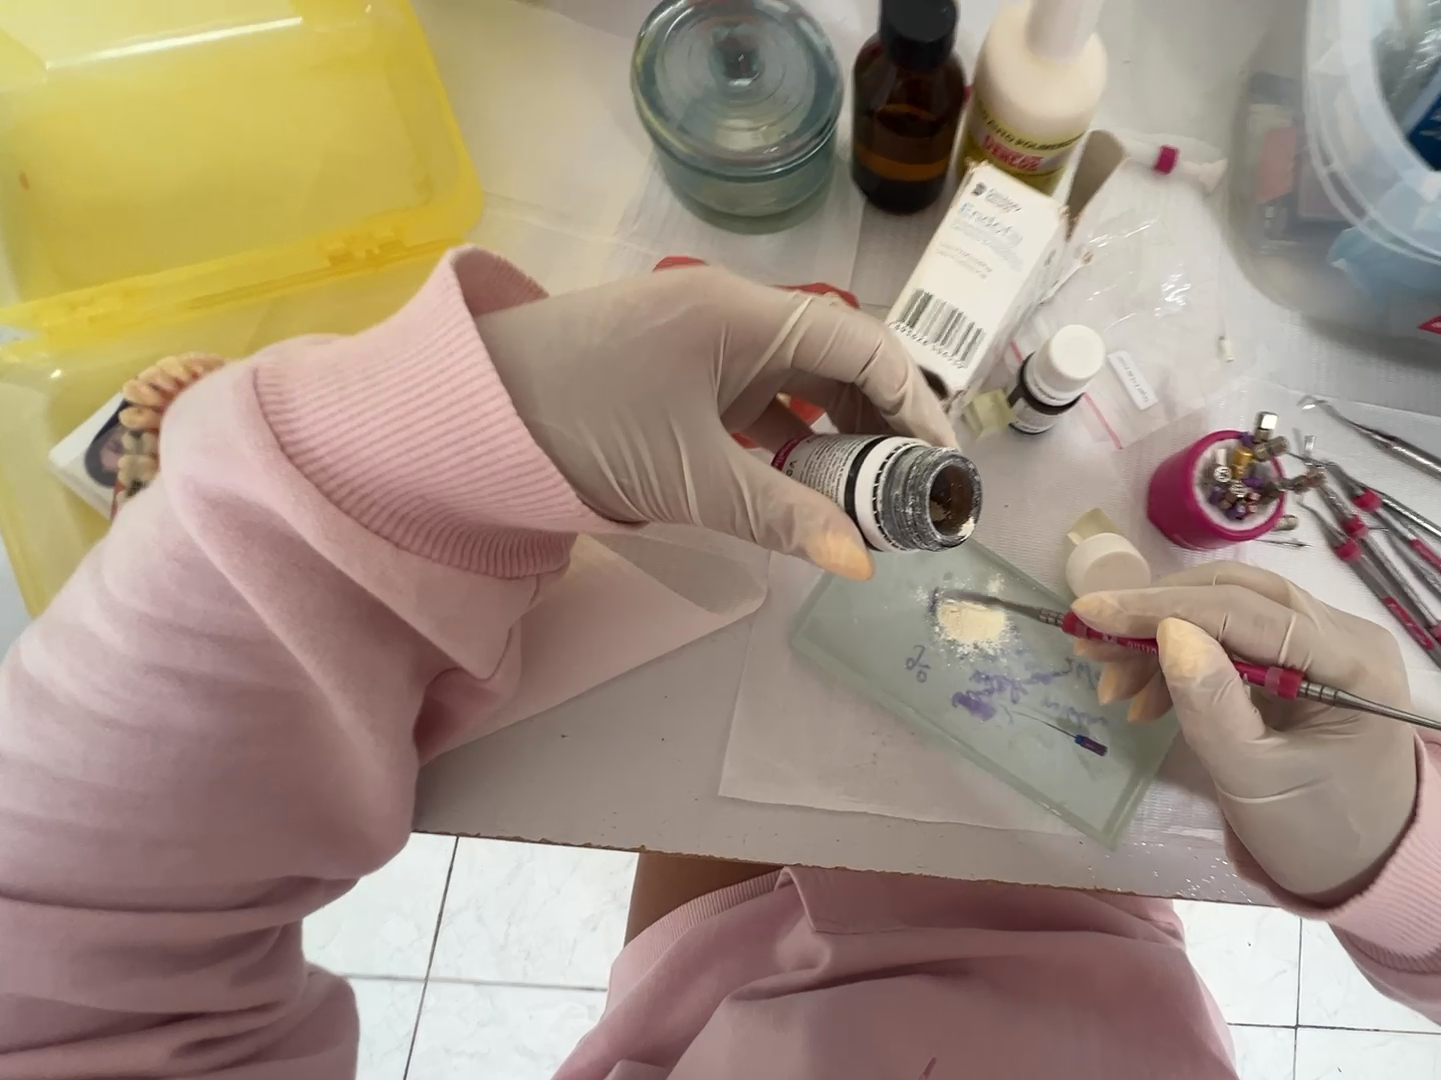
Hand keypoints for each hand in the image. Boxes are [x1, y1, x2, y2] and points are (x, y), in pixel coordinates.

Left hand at [477, 265, 955, 580]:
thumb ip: (785, 518)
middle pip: (844, 359)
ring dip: (844, 430)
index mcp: (745, 316)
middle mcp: (740, 316)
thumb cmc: (577, 426)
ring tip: (872, 487)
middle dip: (886, 421)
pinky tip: (813, 475)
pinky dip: (799, 435)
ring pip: (809, 379)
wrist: (458, 418)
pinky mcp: (694, 370)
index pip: (864, 345)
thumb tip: (863, 565)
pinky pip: (770, 397)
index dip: (915, 402)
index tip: (942, 461)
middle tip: (913, 483)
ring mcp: (715, 341)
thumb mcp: (691, 477)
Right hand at [1070, 563, 1417, 904]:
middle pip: (1234, 595)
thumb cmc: (1314, 833)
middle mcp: (1344, 633)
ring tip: (1114, 687)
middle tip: (1092, 645)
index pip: (1243, 609)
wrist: (1365, 867)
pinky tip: (1146, 698)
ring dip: (1162, 640)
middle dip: (1155, 617)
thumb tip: (1169, 631)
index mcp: (1352, 662)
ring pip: (1226, 609)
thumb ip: (1210, 704)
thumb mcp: (1252, 779)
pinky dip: (1182, 659)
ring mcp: (1326, 640)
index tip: (1090, 611)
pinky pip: (1232, 636)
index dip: (1160, 606)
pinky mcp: (1303, 654)